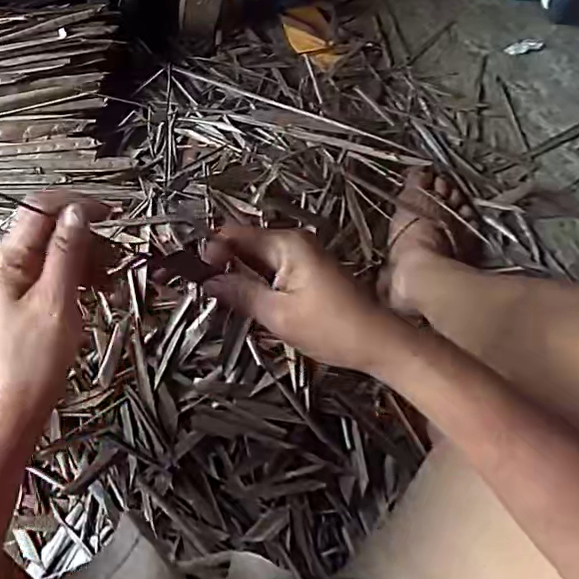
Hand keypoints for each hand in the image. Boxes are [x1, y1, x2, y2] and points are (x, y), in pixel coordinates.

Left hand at [0, 192, 109, 427]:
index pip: (41, 207)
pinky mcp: (36, 287)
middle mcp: (13, 259)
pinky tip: (99, 285)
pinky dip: (85, 270)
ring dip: (90, 254)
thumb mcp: (57, 300)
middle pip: (54, 224)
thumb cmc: (31, 360)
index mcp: (10, 256)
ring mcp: (23, 273)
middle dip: (88, 234)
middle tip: (113, 251)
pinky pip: (64, 264)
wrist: (21, 399)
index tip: (108, 212)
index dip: (76, 204)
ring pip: (63, 244)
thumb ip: (68, 252)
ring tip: (108, 276)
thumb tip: (78, 213)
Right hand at [199, 226, 406, 372]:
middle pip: (245, 243)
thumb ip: (239, 293)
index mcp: (286, 243)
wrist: (382, 344)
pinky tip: (250, 298)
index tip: (196, 273)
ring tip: (223, 295)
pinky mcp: (308, 268)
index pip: (234, 235)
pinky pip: (271, 265)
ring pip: (257, 256)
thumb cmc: (332, 329)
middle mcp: (293, 240)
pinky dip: (257, 279)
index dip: (211, 250)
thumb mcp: (278, 315)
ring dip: (239, 273)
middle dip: (223, 263)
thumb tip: (207, 280)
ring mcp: (302, 253)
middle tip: (205, 288)